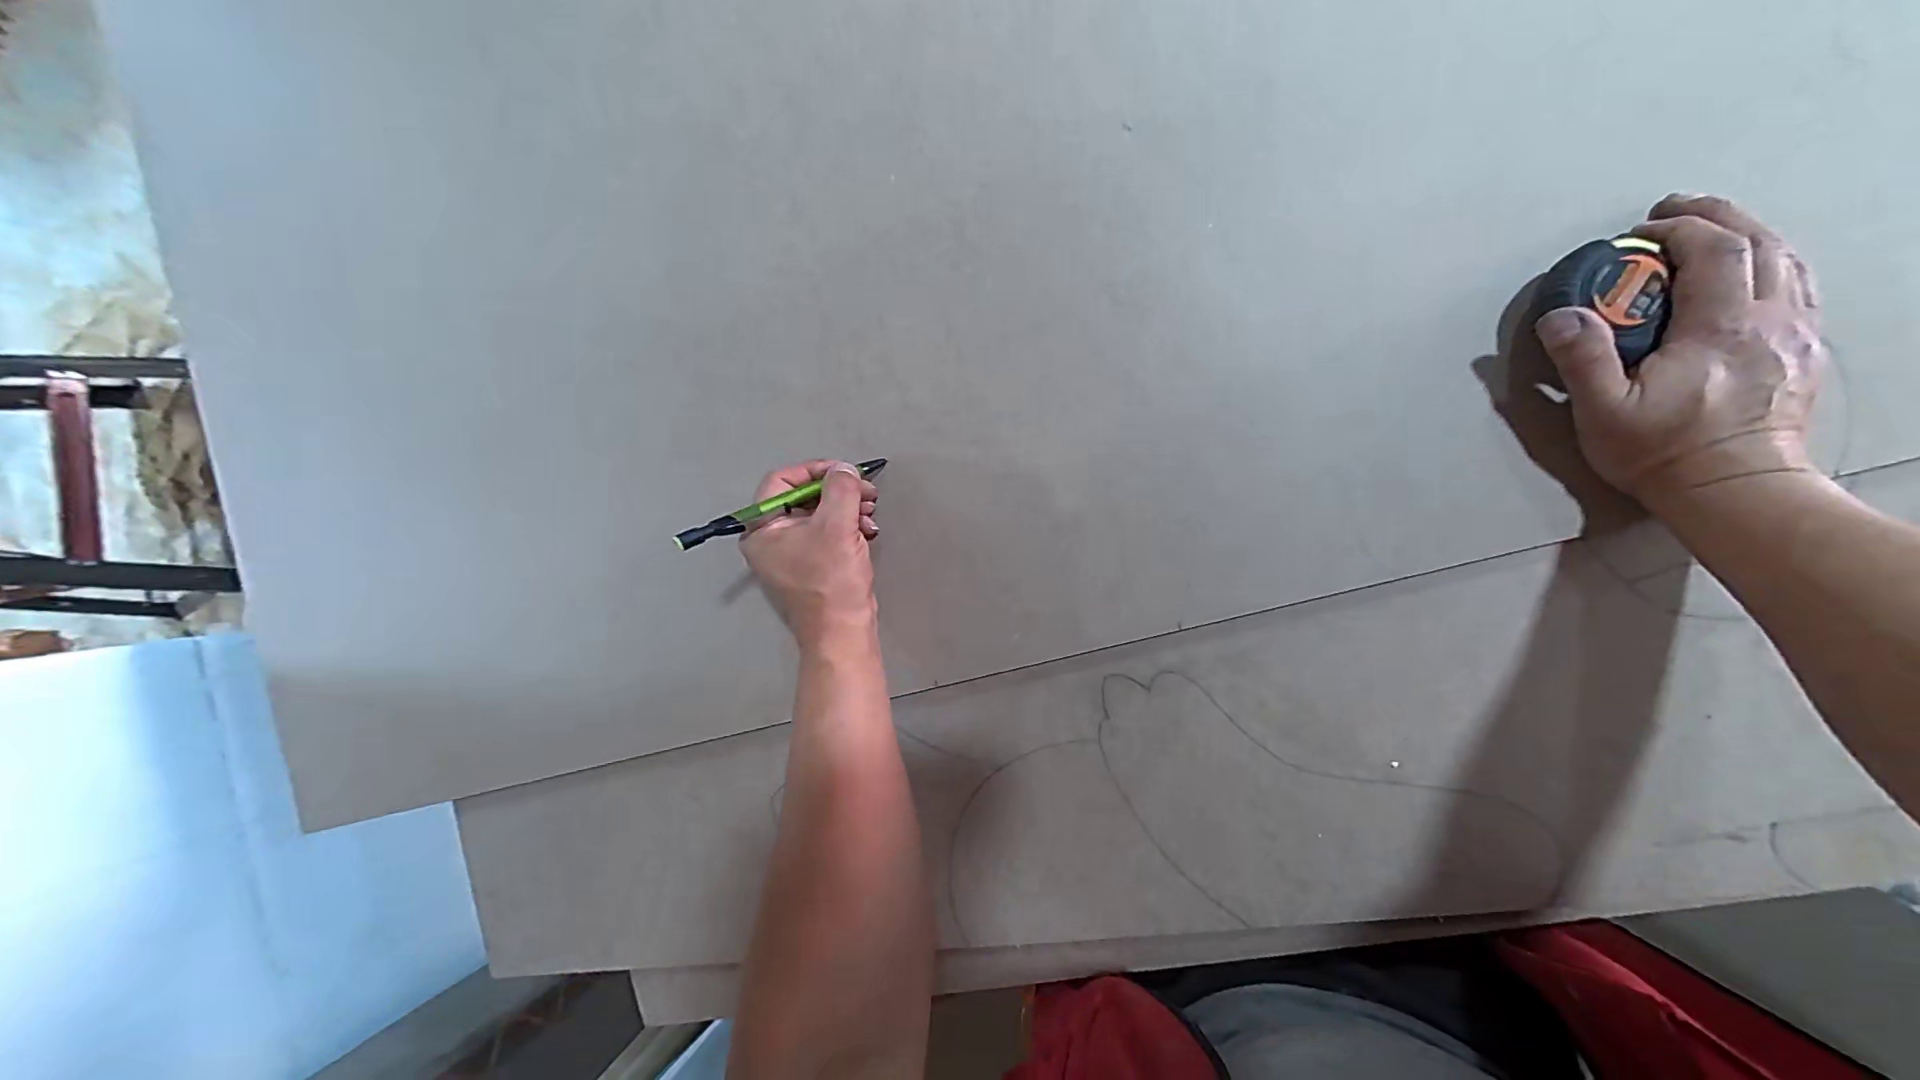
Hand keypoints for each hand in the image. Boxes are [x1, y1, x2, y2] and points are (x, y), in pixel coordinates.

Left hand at [740, 460, 880, 649]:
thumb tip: (843, 469)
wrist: (843, 633)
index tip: (845, 472)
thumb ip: (841, 488)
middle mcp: (771, 540)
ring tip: (871, 515)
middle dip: (838, 491)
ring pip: (820, 515)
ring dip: (848, 509)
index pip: (782, 481)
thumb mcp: (837, 526)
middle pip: (804, 497)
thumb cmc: (831, 581)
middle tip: (867, 493)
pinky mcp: (812, 567)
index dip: (814, 470)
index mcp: (762, 529)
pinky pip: (827, 534)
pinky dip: (848, 528)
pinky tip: (868, 532)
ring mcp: (791, 555)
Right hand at [1533, 194, 1825, 508]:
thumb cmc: (1662, 452)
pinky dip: (1770, 264)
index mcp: (1721, 328)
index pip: (1715, 252)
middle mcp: (1770, 320)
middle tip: (1673, 213)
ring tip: (1709, 233)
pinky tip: (1745, 273)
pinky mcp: (1802, 352)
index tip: (1638, 231)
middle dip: (1717, 217)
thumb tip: (1561, 316)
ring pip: (1787, 260)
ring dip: (1748, 235)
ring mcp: (1795, 334)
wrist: (1733, 487)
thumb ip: (1583, 359)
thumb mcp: (1603, 411)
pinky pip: (1796, 287)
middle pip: (1760, 244)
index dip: (1678, 230)